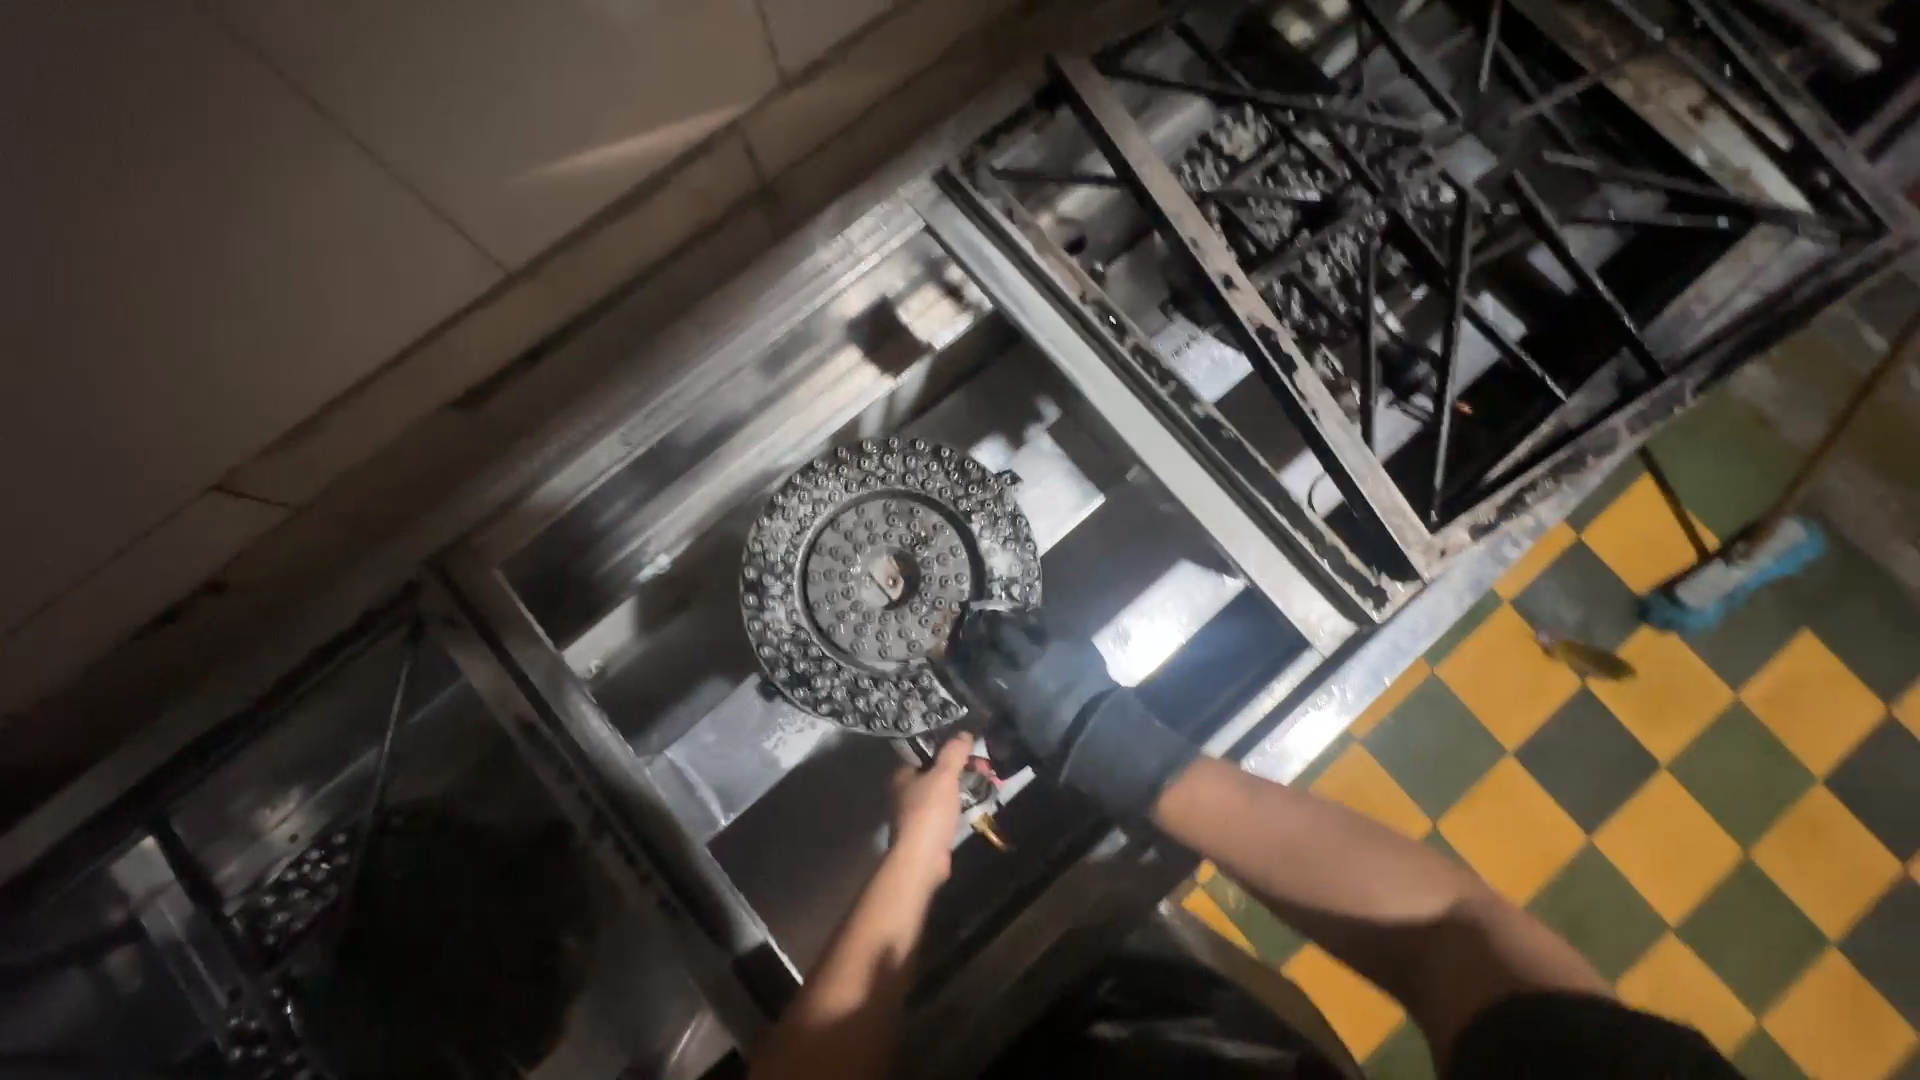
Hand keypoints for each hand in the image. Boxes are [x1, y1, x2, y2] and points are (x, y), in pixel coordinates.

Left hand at [889, 733, 972, 882]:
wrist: (922, 860)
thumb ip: (954, 752)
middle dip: (962, 765)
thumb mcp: (944, 776)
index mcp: (903, 772)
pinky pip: (947, 808)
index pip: (924, 749)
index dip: (948, 744)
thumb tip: (964, 732)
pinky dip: (961, 803)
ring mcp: (916, 810)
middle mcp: (905, 789)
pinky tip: (977, 801)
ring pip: (943, 789)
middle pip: (936, 769)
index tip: (970, 744)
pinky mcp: (928, 828)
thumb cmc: (929, 812)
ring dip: (964, 784)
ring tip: (987, 781)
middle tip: (985, 766)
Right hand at [944, 609, 1195, 819]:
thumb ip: (1007, 731)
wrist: (1109, 739)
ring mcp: (1056, 648)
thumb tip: (995, 725)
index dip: (971, 656)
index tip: (965, 652)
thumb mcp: (1026, 748)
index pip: (982, 663)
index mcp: (1012, 687)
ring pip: (1030, 622)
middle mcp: (1029, 661)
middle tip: (985, 628)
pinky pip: (1057, 626)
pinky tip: (1043, 626)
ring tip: (1013, 620)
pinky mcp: (1080, 645)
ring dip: (1019, 621)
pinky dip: (1046, 625)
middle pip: (1003, 632)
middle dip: (991, 629)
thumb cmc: (1063, 752)